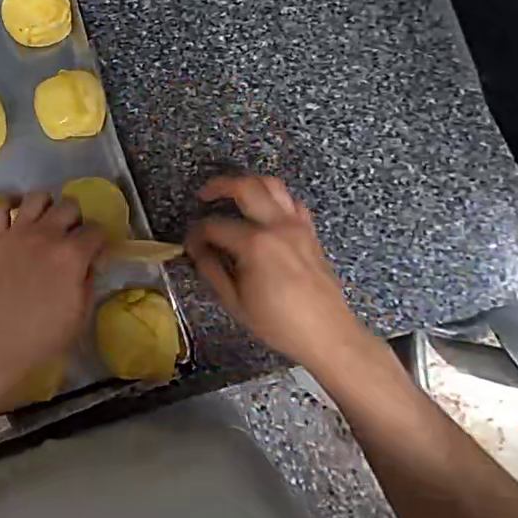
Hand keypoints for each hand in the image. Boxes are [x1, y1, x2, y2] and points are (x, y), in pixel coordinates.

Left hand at [0, 192, 105, 401]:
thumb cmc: (44, 335)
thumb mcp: (81, 312)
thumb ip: (89, 279)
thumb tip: (91, 261)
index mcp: (73, 254)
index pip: (96, 230)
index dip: (101, 241)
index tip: (97, 254)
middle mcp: (47, 235)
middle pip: (70, 206)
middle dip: (77, 220)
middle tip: (74, 238)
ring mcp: (18, 233)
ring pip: (38, 197)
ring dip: (49, 205)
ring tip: (49, 222)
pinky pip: (0, 206)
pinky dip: (10, 202)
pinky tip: (19, 211)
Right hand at [185, 175, 371, 369]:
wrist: (327, 334)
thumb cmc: (278, 323)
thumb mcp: (234, 301)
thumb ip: (211, 269)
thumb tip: (197, 250)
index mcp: (254, 244)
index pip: (214, 226)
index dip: (197, 234)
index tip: (191, 245)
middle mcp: (276, 226)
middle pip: (244, 187)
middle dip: (218, 186)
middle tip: (204, 196)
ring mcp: (297, 225)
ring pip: (272, 185)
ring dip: (248, 183)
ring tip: (233, 194)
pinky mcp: (309, 232)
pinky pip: (291, 202)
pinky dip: (275, 199)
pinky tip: (264, 211)